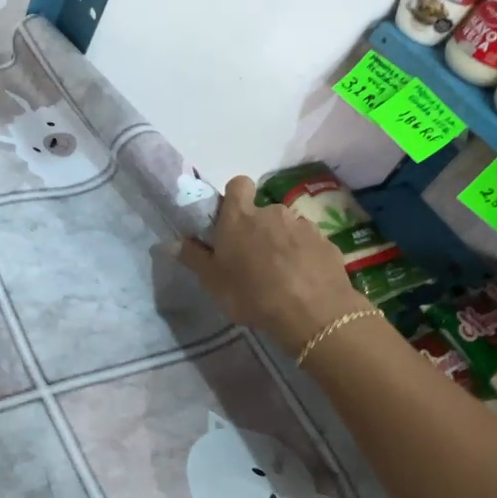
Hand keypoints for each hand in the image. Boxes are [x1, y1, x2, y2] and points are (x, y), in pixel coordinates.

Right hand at [178, 176, 373, 354]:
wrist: (313, 314)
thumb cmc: (252, 294)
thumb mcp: (213, 282)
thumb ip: (193, 258)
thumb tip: (169, 242)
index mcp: (240, 217)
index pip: (238, 184)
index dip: (235, 197)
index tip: (231, 220)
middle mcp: (272, 212)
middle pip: (263, 211)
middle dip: (259, 229)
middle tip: (253, 259)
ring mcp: (303, 226)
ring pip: (288, 228)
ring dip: (283, 243)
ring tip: (281, 275)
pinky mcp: (327, 243)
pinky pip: (310, 245)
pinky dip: (305, 257)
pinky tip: (303, 282)